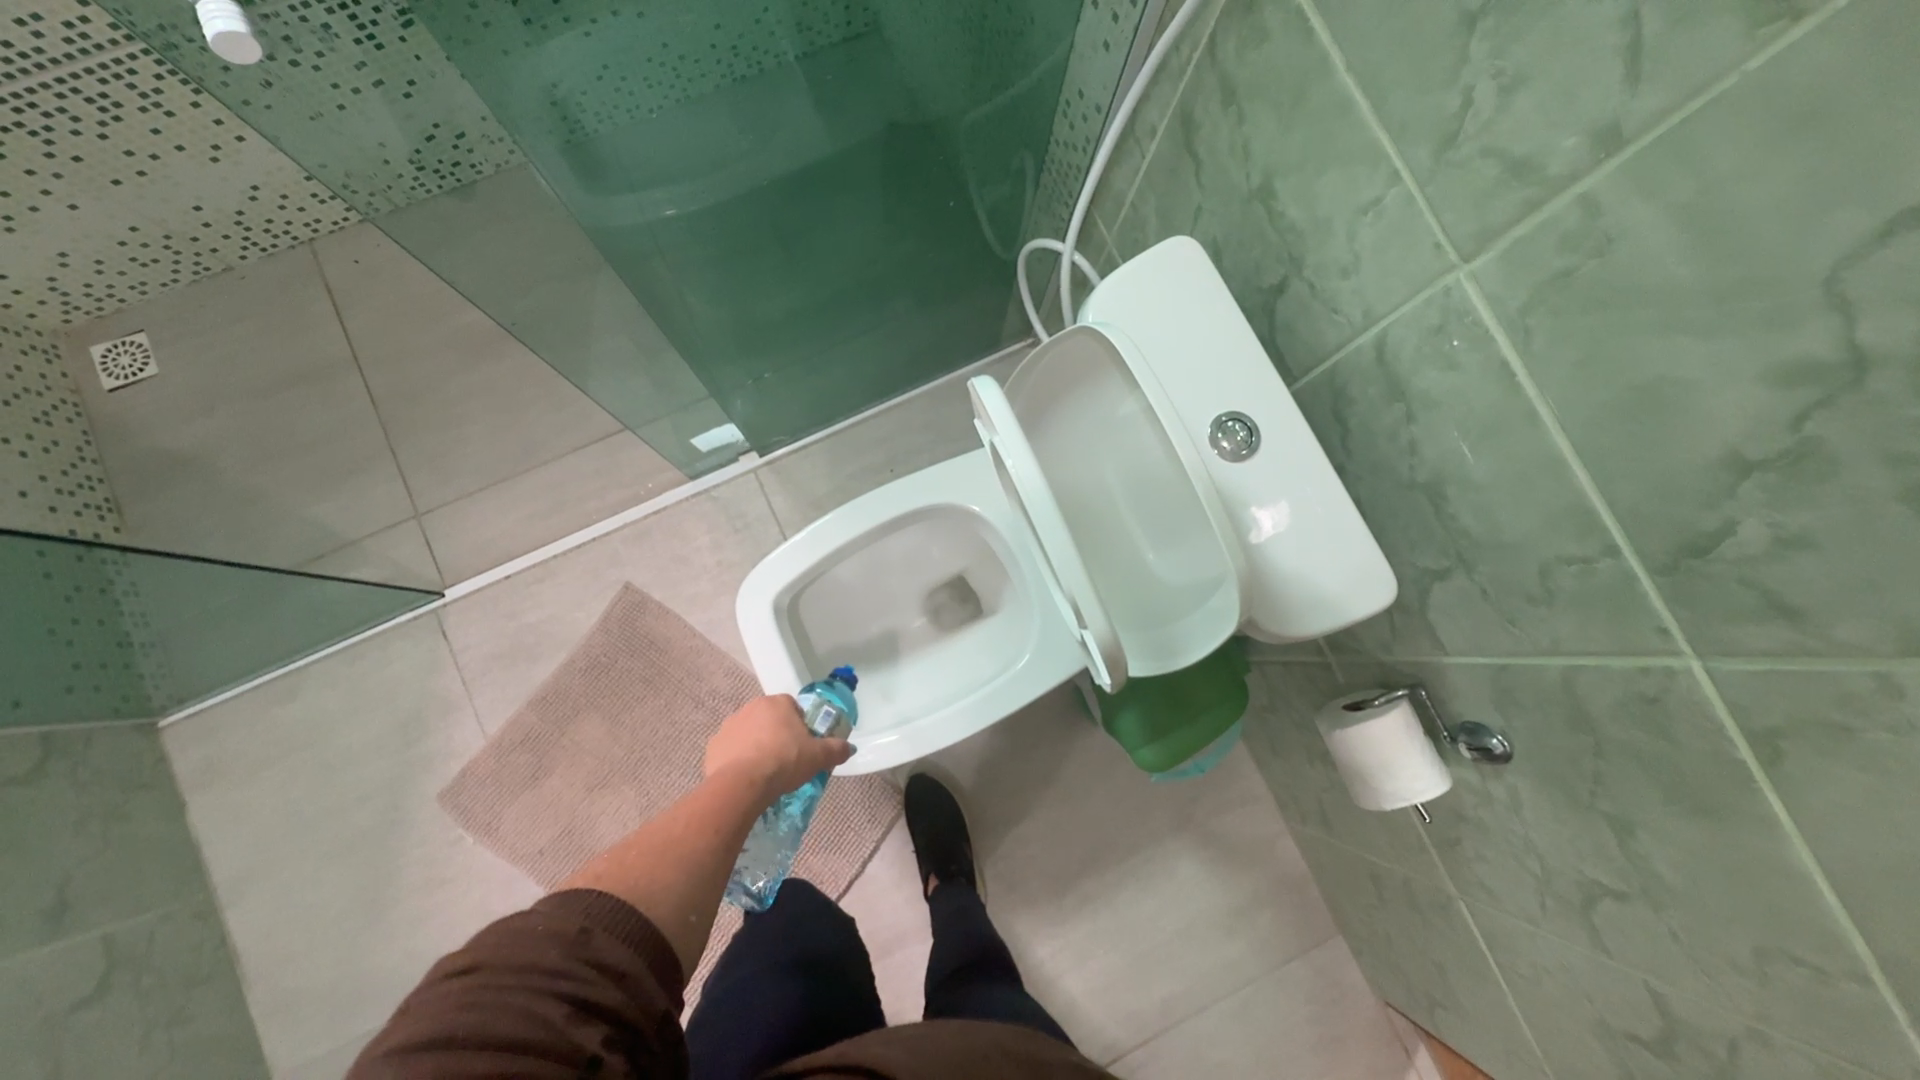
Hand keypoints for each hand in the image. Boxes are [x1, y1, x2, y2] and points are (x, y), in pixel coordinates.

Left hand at [704, 694, 853, 802]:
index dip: (800, 726)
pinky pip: (731, 749)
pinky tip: (747, 777)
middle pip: (770, 719)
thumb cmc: (784, 761)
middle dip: (777, 735)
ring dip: (757, 746)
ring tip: (765, 771)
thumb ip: (836, 749)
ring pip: (749, 733)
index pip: (793, 707)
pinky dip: (738, 759)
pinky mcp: (714, 745)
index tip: (803, 746)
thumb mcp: (818, 757)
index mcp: (777, 703)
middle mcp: (751, 707)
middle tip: (787, 759)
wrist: (742, 784)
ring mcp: (730, 725)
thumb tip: (849, 748)